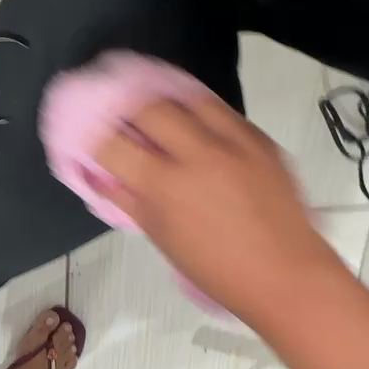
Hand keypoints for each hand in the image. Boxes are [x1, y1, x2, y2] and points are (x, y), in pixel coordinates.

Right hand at [93, 99, 345, 318]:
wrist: (282, 272)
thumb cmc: (213, 267)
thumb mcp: (160, 236)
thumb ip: (128, 200)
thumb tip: (102, 177)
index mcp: (164, 186)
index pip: (113, 144)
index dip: (93, 136)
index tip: (86, 134)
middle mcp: (196, 153)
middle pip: (148, 107)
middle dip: (125, 108)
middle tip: (117, 116)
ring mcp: (232, 140)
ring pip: (187, 96)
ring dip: (163, 100)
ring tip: (152, 110)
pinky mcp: (259, 137)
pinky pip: (221, 110)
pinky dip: (198, 111)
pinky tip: (191, 121)